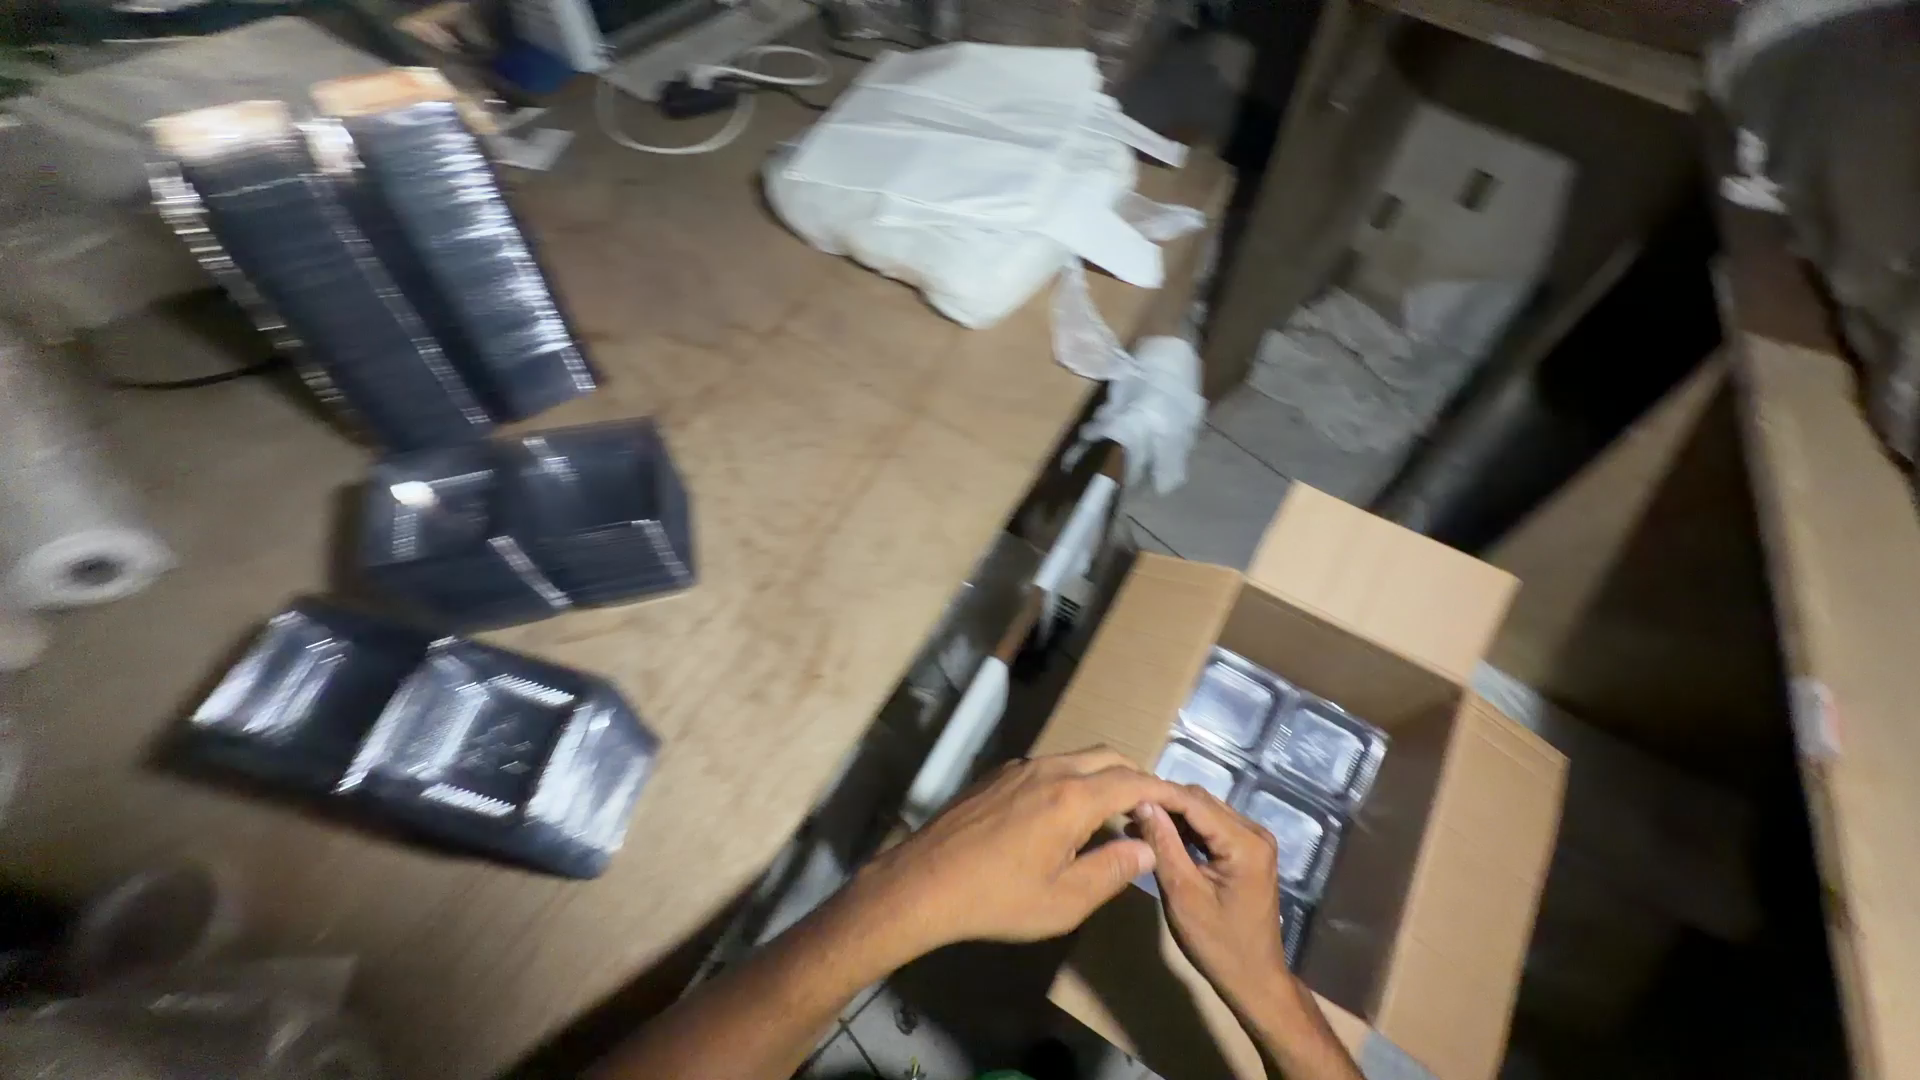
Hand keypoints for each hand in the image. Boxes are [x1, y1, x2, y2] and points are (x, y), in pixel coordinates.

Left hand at [849, 749, 1183, 955]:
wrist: (924, 881)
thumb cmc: (998, 899)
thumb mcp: (1064, 900)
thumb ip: (1112, 870)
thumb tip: (1146, 848)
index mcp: (1072, 798)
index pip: (1133, 782)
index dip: (1163, 790)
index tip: (1183, 802)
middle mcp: (1049, 770)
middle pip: (1107, 757)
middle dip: (1136, 776)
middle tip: (1152, 807)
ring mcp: (1020, 768)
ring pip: (1076, 758)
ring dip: (1102, 775)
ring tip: (1114, 810)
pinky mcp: (998, 776)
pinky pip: (1048, 766)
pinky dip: (1073, 778)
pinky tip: (1065, 812)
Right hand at [1137, 784, 1292, 1014]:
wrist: (1254, 980)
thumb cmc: (1218, 944)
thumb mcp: (1183, 893)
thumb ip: (1163, 844)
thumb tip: (1142, 802)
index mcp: (1245, 843)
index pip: (1194, 802)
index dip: (1158, 794)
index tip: (1123, 793)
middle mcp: (1254, 832)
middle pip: (1201, 801)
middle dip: (1164, 802)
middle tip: (1126, 808)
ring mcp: (1254, 840)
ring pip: (1205, 810)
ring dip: (1172, 813)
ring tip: (1136, 821)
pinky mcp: (1248, 850)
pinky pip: (1212, 825)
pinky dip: (1186, 827)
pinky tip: (1159, 834)